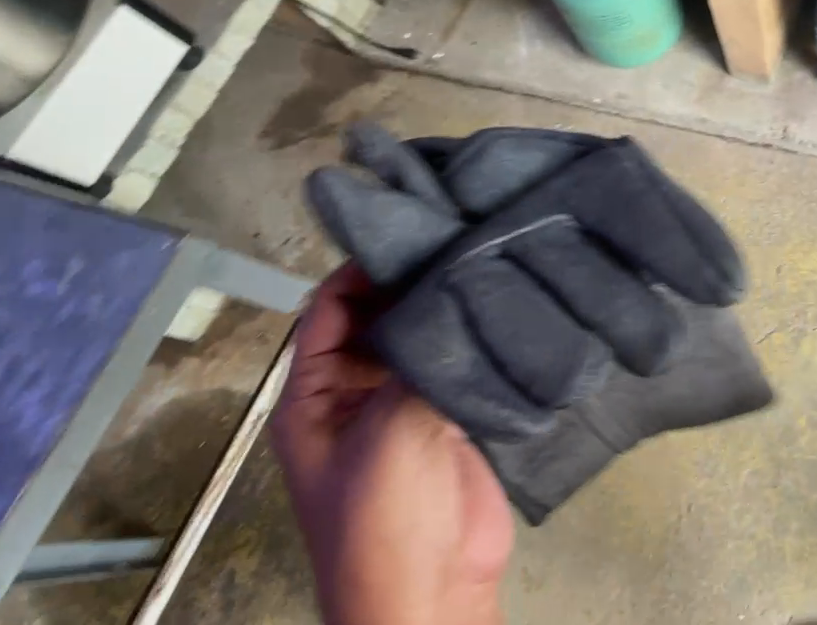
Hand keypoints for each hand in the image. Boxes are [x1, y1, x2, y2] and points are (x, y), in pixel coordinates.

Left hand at [272, 264, 515, 624]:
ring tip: (487, 259)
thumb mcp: (388, 435)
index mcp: (313, 397)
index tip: (414, 229)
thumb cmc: (386, 520)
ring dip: (446, 307)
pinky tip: (503, 305)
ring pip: (420, 339)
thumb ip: (417, 362)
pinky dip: (473, 336)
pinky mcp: (447, 418)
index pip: (329, 311)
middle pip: (377, 319)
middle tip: (461, 234)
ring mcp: (402, 406)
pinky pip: (454, 364)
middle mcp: (353, 393)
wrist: (433, 594)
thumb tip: (452, 291)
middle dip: (410, 282)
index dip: (361, 269)